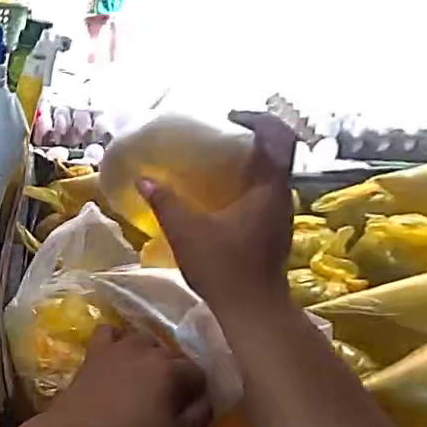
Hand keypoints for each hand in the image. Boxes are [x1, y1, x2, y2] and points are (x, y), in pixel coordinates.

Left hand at [43, 328, 211, 426]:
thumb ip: (200, 415)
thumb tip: (206, 400)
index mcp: (172, 369)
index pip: (198, 373)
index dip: (197, 391)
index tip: (188, 408)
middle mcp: (149, 349)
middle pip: (173, 355)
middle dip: (176, 373)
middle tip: (167, 398)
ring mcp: (119, 346)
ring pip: (145, 340)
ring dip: (150, 355)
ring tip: (144, 378)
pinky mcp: (95, 350)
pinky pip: (111, 332)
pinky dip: (117, 340)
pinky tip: (117, 354)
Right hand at [140, 112, 294, 322]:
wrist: (252, 310)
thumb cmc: (223, 266)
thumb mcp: (187, 232)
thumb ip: (166, 202)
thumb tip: (144, 180)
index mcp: (269, 188)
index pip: (277, 137)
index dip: (257, 119)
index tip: (230, 116)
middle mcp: (282, 198)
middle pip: (277, 155)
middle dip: (252, 141)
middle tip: (222, 138)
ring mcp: (280, 218)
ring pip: (271, 178)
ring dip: (250, 167)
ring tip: (219, 166)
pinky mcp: (273, 235)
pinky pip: (264, 198)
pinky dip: (247, 188)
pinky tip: (223, 201)